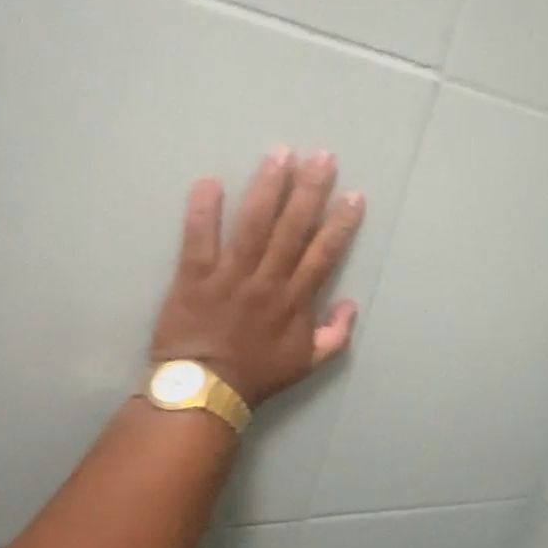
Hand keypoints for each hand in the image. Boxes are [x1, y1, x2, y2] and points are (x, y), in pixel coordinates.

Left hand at [149, 147, 364, 405]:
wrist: (203, 392)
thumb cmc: (257, 376)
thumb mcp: (307, 363)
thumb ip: (336, 335)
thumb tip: (352, 303)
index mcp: (295, 301)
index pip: (324, 254)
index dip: (341, 223)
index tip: (353, 194)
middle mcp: (267, 282)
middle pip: (293, 229)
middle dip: (310, 190)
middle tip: (322, 157)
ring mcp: (229, 276)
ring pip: (253, 225)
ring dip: (268, 188)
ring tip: (280, 155)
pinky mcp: (193, 277)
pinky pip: (198, 239)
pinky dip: (204, 211)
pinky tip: (211, 181)